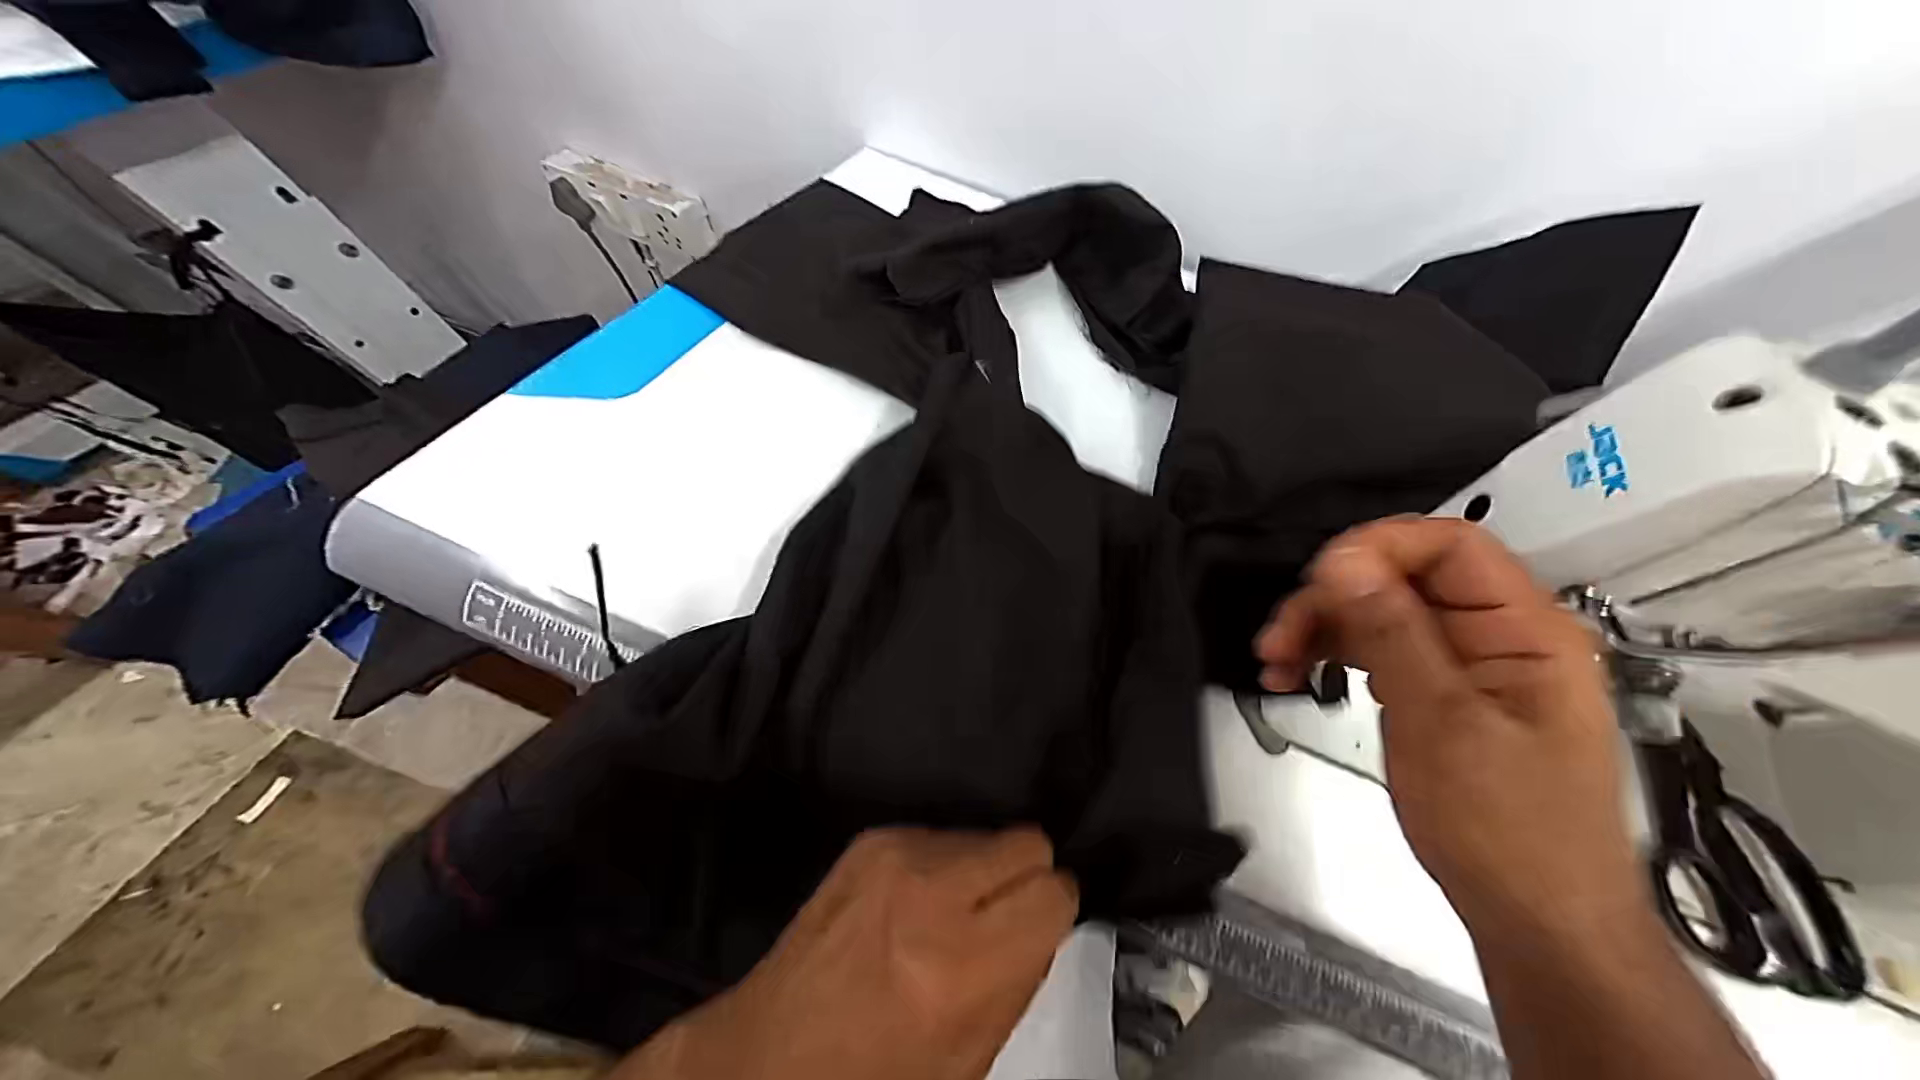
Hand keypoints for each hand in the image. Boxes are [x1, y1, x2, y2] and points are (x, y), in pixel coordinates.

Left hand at [617, 827, 1078, 1079]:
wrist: (774, 1049)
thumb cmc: (877, 1070)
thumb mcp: (971, 1056)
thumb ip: (1022, 976)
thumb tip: (1046, 915)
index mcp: (962, 969)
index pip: (1055, 892)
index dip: (1055, 909)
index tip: (1039, 924)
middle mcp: (931, 897)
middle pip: (1028, 842)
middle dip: (1026, 875)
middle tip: (1002, 912)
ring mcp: (896, 856)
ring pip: (986, 831)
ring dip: (981, 868)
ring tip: (950, 911)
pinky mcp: (872, 838)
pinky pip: (940, 833)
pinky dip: (942, 863)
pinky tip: (914, 901)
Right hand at [1253, 518, 1645, 936]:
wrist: (1534, 920)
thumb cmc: (1505, 829)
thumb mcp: (1441, 722)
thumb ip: (1392, 633)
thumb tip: (1342, 560)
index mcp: (1525, 632)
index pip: (1450, 546)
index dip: (1378, 547)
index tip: (1316, 580)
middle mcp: (1496, 636)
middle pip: (1401, 578)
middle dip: (1332, 599)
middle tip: (1278, 638)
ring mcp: (1464, 664)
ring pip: (1378, 613)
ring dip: (1320, 629)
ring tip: (1275, 662)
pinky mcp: (1437, 691)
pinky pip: (1376, 650)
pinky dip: (1331, 656)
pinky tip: (1295, 676)